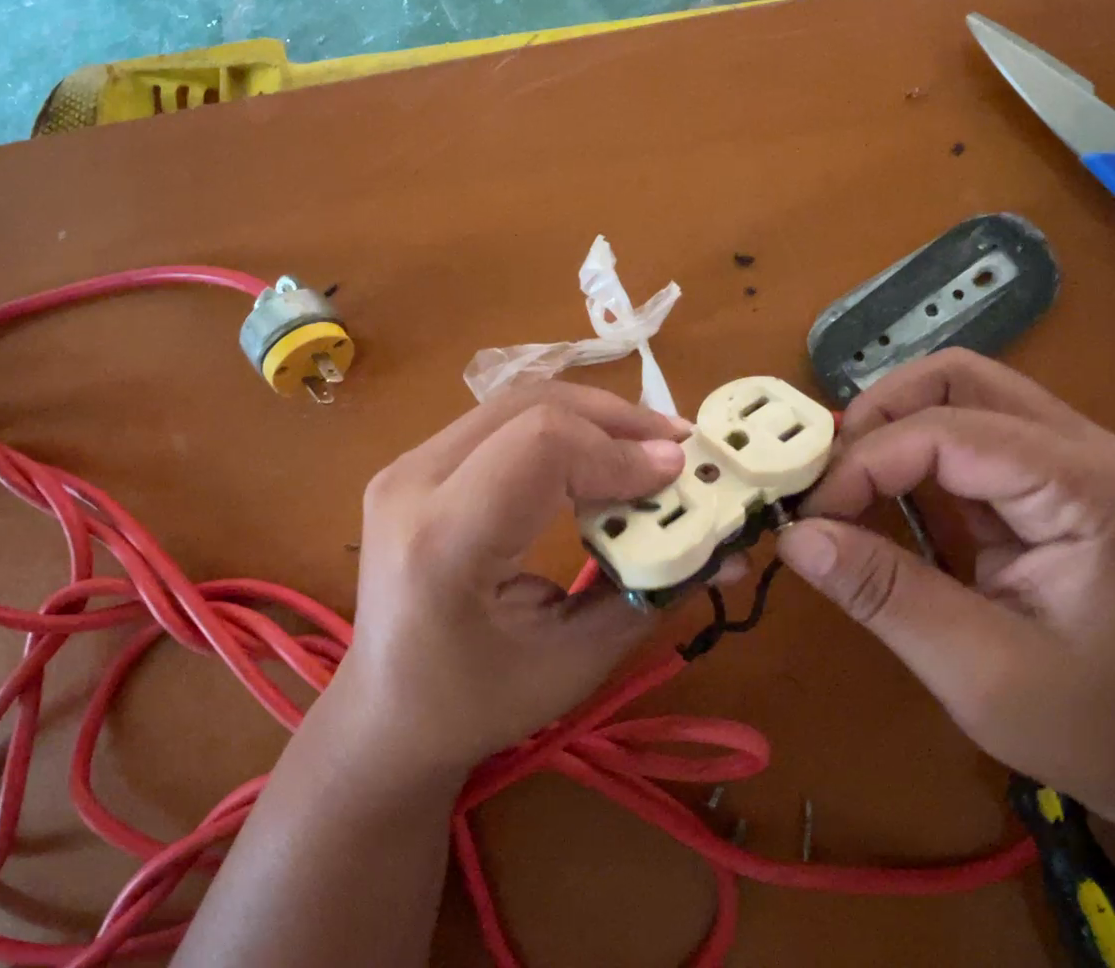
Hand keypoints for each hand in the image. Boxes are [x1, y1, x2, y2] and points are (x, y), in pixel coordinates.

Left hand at [328, 383, 685, 779]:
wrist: (387, 712)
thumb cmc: (478, 703)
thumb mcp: (576, 660)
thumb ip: (651, 591)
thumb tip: (727, 547)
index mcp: (443, 540)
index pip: (542, 448)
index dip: (620, 451)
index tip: (677, 477)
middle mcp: (411, 485)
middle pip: (529, 406)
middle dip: (615, 420)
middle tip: (679, 447)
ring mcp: (403, 467)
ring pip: (514, 403)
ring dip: (589, 418)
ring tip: (646, 447)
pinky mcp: (411, 466)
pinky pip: (497, 423)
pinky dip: (556, 430)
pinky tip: (594, 456)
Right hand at [776, 350, 1114, 808]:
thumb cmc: (1092, 726)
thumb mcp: (977, 672)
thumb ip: (885, 594)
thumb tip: (796, 536)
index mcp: (1093, 490)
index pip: (951, 431)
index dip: (865, 462)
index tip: (810, 518)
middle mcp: (1093, 451)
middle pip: (959, 381)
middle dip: (876, 420)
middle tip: (826, 483)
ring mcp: (1079, 460)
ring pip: (960, 397)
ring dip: (890, 432)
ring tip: (844, 491)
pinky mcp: (1057, 480)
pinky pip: (970, 438)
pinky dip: (912, 458)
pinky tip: (882, 502)